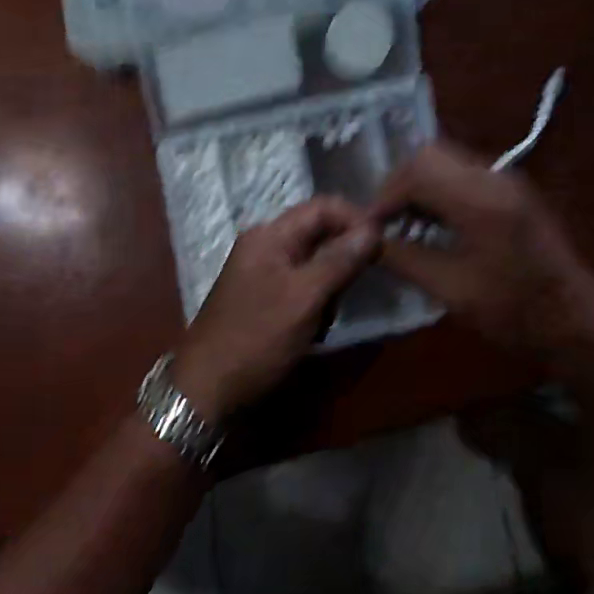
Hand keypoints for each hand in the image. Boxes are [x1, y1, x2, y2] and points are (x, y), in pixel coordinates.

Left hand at [172, 197, 378, 421]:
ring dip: (331, 288)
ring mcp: (263, 272)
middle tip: (360, 288)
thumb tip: (373, 228)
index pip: (323, 207)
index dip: (357, 219)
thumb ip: (338, 260)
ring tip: (327, 318)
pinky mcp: (266, 298)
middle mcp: (265, 246)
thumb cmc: (256, 338)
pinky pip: (303, 288)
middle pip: (320, 234)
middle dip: (344, 259)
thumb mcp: (304, 298)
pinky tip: (314, 330)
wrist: (208, 386)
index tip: (385, 246)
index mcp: (269, 235)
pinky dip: (316, 305)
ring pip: (315, 264)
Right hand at [374, 140, 593, 352]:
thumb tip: (363, 240)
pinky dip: (436, 191)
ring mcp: (507, 182)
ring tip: (400, 224)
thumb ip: (402, 256)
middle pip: (429, 154)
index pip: (416, 169)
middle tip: (382, 222)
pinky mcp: (512, 194)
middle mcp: (495, 178)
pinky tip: (429, 225)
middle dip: (397, 184)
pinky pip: (462, 175)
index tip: (368, 227)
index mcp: (481, 199)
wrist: (579, 324)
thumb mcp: (450, 289)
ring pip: (445, 161)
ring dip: (416, 186)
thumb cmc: (514, 312)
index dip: (384, 194)